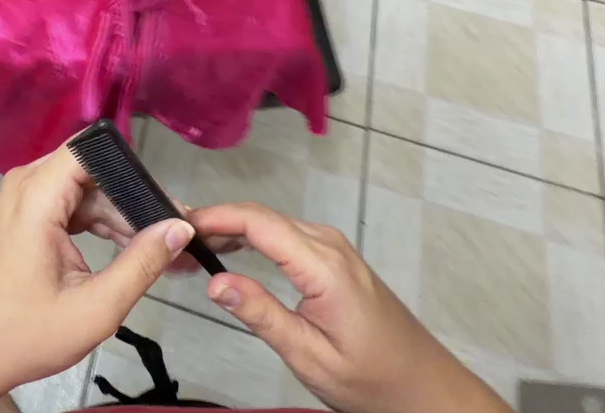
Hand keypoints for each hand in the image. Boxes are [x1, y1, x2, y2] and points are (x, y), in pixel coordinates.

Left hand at [0, 147, 191, 412]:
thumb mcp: (94, 309)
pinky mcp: (26, 213)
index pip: (90, 149)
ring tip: (157, 247)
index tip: (165, 202)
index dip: (131, 169)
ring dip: (119, 214)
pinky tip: (127, 248)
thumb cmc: (24, 334)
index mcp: (35, 194)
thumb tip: (179, 229)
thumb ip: (141, 264)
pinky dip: (99, 222)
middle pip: (91, 169)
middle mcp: (26, 183)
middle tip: (171, 230)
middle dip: (132, 197)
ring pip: (85, 187)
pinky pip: (70, 201)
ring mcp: (23, 197)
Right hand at [193, 203, 510, 412]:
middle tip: (176, 239)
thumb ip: (262, 315)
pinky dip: (252, 236)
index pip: (257, 221)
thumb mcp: (311, 357)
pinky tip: (230, 249)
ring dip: (231, 227)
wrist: (428, 389)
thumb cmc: (373, 381)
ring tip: (193, 245)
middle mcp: (327, 244)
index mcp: (322, 265)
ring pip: (270, 221)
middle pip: (260, 216)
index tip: (178, 224)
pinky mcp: (333, 256)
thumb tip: (215, 282)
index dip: (215, 216)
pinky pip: (284, 232)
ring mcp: (332, 246)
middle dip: (215, 220)